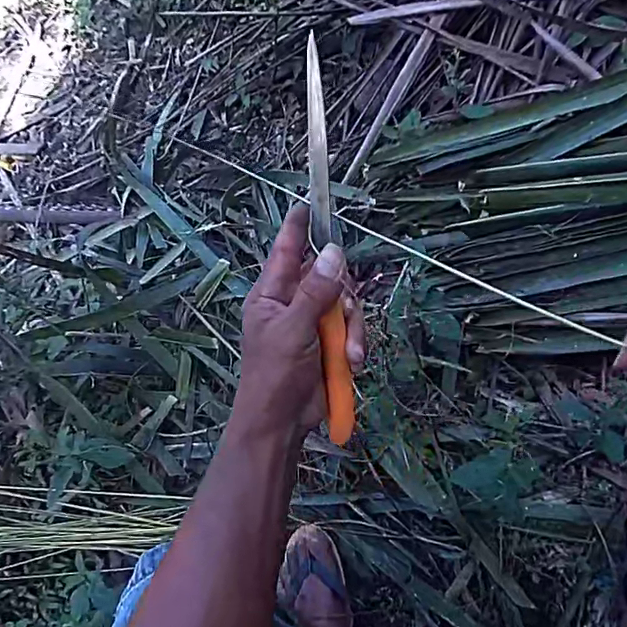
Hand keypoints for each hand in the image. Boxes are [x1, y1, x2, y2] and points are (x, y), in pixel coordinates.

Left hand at [232, 204, 365, 434]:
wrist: (282, 422)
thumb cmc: (274, 375)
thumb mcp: (293, 330)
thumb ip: (315, 292)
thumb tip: (332, 251)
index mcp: (271, 295)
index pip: (286, 251)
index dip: (298, 227)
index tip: (310, 204)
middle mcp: (294, 305)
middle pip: (328, 277)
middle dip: (341, 296)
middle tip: (341, 312)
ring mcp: (314, 325)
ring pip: (346, 306)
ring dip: (352, 329)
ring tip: (349, 354)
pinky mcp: (331, 345)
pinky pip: (353, 331)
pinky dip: (356, 346)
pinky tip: (351, 363)